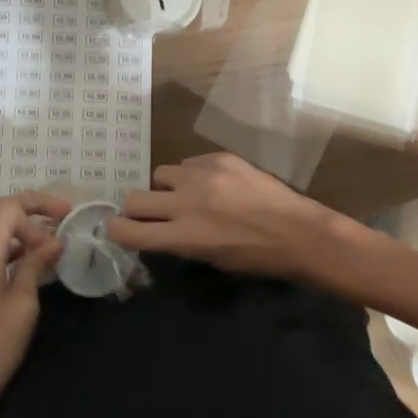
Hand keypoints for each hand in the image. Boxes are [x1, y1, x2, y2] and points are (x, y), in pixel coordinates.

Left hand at [0, 192, 70, 414]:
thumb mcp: (22, 307)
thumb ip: (36, 266)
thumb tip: (54, 242)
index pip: (8, 209)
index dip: (39, 209)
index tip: (65, 225)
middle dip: (30, 212)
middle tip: (62, 221)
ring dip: (17, 228)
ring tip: (49, 240)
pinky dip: (3, 244)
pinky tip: (26, 258)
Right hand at [107, 153, 359, 279]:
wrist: (299, 232)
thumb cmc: (257, 258)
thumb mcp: (212, 260)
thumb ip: (179, 242)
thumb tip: (158, 232)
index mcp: (184, 236)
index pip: (128, 230)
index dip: (118, 231)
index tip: (123, 230)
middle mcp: (186, 202)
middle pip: (134, 198)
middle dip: (138, 207)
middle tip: (153, 213)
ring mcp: (202, 175)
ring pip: (161, 173)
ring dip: (168, 187)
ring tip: (189, 195)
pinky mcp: (219, 158)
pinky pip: (190, 163)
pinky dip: (195, 174)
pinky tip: (215, 185)